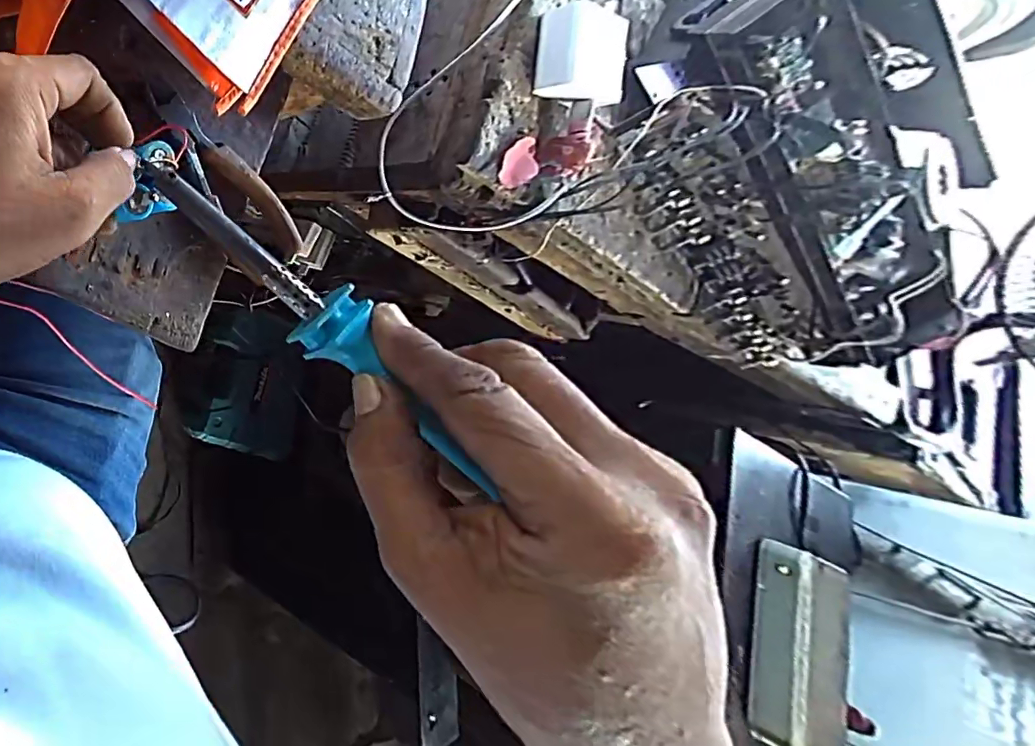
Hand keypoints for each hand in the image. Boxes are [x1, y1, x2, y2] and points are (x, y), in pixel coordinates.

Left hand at [0, 53, 135, 346]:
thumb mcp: (73, 210)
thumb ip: (115, 176)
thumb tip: (124, 162)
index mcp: (14, 82)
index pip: (88, 78)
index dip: (116, 118)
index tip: (123, 159)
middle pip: (61, 98)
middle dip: (90, 145)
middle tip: (104, 191)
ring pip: (35, 120)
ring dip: (64, 160)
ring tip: (76, 210)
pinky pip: (7, 132)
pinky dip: (33, 161)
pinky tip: (41, 204)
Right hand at [347, 306, 727, 745]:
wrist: (641, 731)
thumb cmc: (545, 675)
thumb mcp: (430, 575)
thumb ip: (387, 470)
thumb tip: (373, 395)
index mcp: (591, 519)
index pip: (484, 398)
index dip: (418, 355)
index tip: (378, 329)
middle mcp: (644, 485)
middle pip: (517, 370)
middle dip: (444, 368)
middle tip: (392, 381)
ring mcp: (661, 476)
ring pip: (541, 385)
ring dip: (476, 398)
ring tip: (447, 453)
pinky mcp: (660, 474)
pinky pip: (566, 413)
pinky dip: (512, 421)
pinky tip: (492, 468)